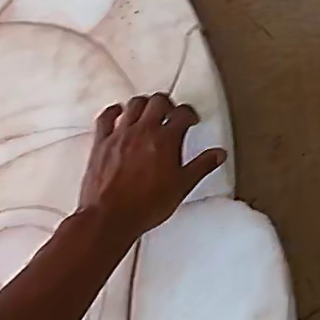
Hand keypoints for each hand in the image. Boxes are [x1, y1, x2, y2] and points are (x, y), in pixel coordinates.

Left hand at [77, 92, 226, 239]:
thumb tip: (218, 155)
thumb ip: (202, 165)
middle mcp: (144, 132)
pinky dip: (114, 111)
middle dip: (168, 103)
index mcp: (166, 140)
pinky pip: (106, 118)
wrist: (109, 218)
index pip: (183, 114)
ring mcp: (121, 135)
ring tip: (150, 110)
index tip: (191, 119)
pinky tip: (118, 113)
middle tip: (172, 111)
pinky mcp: (101, 143)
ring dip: (144, 104)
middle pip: (158, 101)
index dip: (190, 113)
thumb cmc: (145, 204)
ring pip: (134, 104)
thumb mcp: (182, 186)